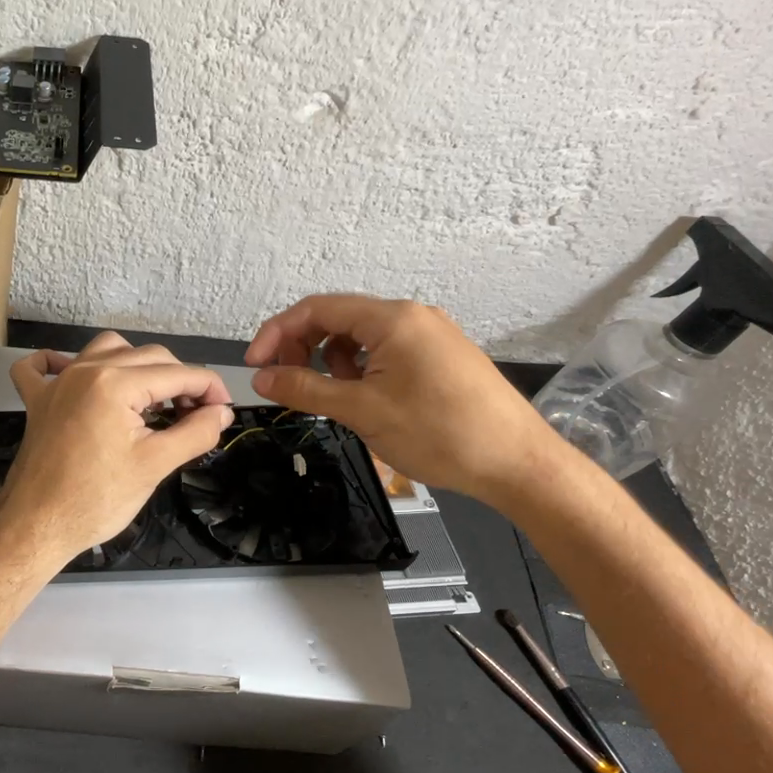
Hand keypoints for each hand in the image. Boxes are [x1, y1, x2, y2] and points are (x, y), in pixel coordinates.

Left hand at [0, 332, 233, 569]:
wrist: (36, 526)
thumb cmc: (95, 500)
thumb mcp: (155, 465)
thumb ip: (195, 432)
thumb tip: (221, 413)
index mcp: (115, 383)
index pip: (178, 372)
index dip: (210, 388)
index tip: (224, 411)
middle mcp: (85, 370)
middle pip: (148, 356)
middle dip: (180, 379)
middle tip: (196, 414)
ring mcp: (57, 383)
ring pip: (106, 350)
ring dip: (135, 365)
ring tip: (152, 400)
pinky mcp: (38, 401)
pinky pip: (42, 366)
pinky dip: (59, 363)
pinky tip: (78, 376)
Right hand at [245, 295, 568, 504]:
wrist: (518, 464)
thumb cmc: (438, 433)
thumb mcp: (362, 411)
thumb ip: (305, 390)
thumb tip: (261, 379)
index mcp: (392, 319)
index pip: (316, 309)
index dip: (277, 334)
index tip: (255, 368)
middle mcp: (412, 316)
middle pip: (337, 318)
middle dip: (302, 347)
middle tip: (285, 383)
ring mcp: (431, 335)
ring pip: (360, 337)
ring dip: (331, 361)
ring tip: (333, 397)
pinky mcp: (441, 357)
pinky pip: (385, 351)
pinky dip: (361, 369)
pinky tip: (365, 399)